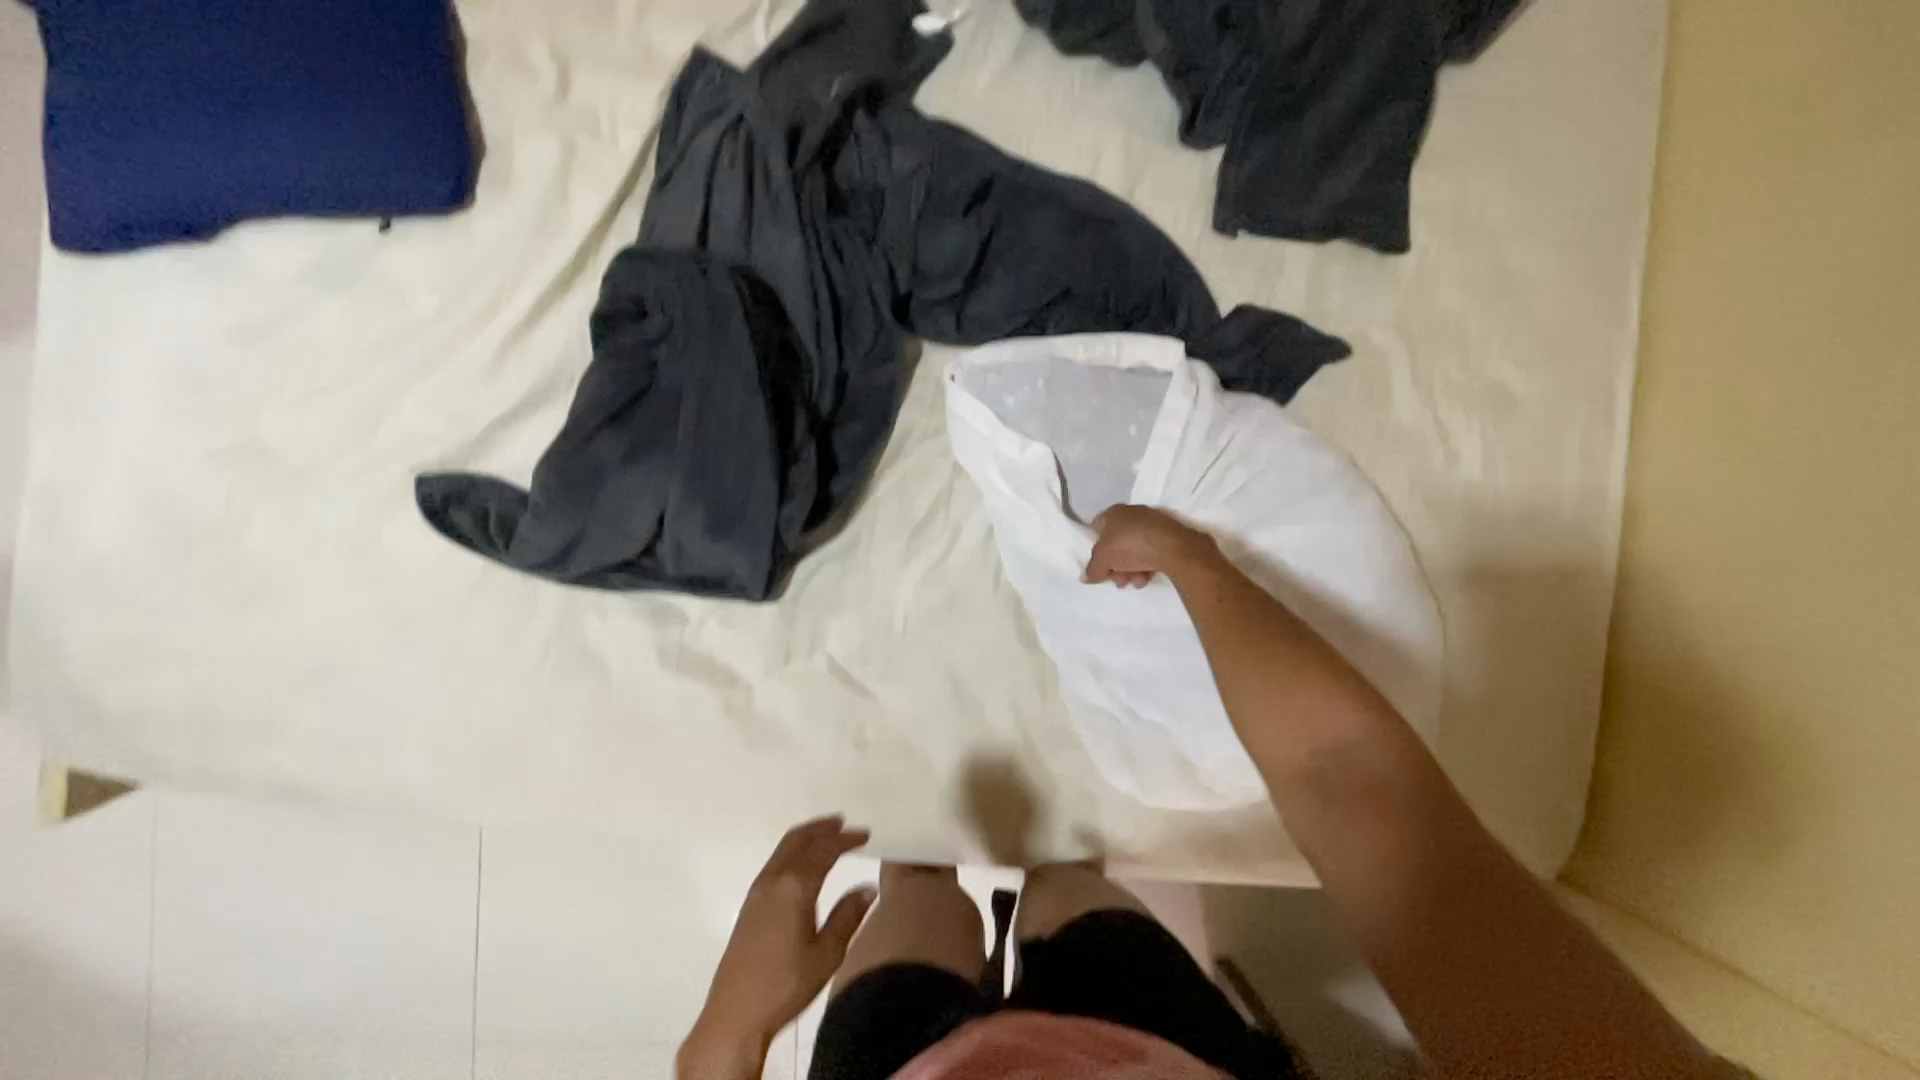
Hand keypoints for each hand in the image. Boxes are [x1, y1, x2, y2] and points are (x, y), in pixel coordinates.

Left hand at [678, 816, 875, 1079]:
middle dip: (821, 829)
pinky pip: (775, 863)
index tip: (865, 834)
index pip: (824, 850)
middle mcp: (773, 881)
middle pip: (798, 840)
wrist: (735, 1015)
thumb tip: (867, 887)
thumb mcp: (827, 953)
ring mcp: (757, 893)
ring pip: (783, 850)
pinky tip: (802, 866)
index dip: (845, 839)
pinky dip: (792, 852)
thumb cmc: (786, 984)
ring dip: (805, 838)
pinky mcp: (749, 907)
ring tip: (826, 837)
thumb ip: (848, 915)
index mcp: (794, 887)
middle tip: (843, 823)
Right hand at [1083, 505, 1215, 587]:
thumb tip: (1086, 577)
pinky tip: (1147, 577)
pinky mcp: (1168, 534)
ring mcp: (1152, 523)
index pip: (1096, 529)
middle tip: (1119, 581)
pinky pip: (1151, 550)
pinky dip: (1147, 564)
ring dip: (1131, 569)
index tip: (1100, 566)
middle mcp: (1132, 514)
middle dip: (1115, 566)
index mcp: (1113, 512)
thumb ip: (1092, 569)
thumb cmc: (1131, 546)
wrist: (1173, 547)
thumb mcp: (1103, 560)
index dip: (1095, 549)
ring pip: (1134, 549)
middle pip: (1116, 543)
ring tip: (1136, 582)